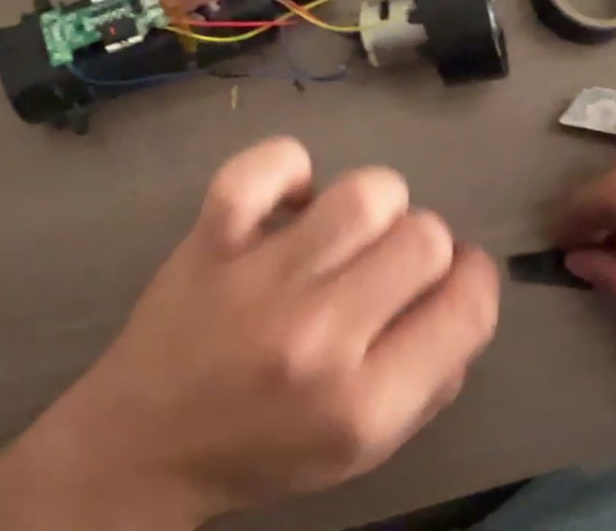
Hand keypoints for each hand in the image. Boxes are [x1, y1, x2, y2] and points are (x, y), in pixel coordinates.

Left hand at [0, 137, 498, 530]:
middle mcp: (318, 335)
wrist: (141, 444)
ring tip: (347, 231)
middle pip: (424, 237)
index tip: (452, 280)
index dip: (474, 281)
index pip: (467, 306)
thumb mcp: (362, 449)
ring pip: (366, 193)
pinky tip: (290, 200)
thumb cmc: (260, 450)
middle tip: (388, 267)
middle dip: (424, 247)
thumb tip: (461, 293)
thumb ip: (430, 380)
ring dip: (375, 205)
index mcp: (365, 404)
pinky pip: (269, 164)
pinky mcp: (210, 237)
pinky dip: (290, 169)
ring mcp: (260, 277)